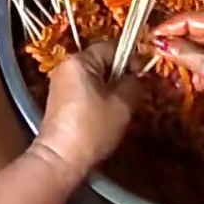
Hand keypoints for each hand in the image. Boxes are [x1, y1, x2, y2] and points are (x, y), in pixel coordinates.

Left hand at [35, 42, 141, 177]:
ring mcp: (60, 81)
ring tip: (124, 106)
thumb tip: (140, 76)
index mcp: (79, 61)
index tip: (144, 75)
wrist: (61, 156)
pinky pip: (84, 88)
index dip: (130, 58)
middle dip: (120, 75)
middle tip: (137, 93)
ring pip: (93, 76)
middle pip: (100, 61)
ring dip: (110, 87)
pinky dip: (98, 96)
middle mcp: (66, 65)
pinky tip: (107, 114)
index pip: (109, 47)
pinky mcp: (59, 98)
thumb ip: (134, 85)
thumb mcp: (121, 105)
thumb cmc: (92, 127)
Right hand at [152, 13, 203, 139]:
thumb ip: (182, 52)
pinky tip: (190, 82)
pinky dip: (195, 71)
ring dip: (184, 59)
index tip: (150, 38)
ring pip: (197, 49)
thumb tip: (159, 42)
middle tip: (155, 53)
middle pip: (193, 32)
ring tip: (170, 69)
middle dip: (175, 43)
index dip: (169, 27)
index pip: (190, 19)